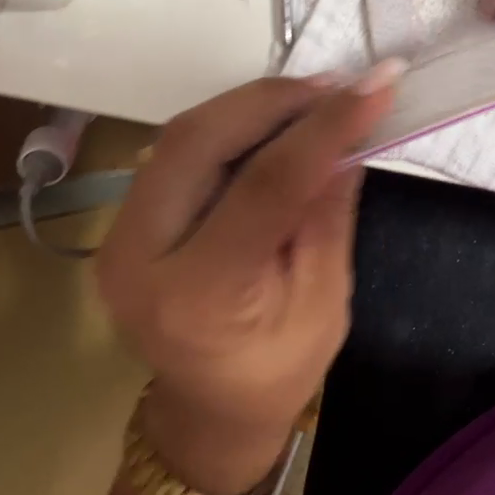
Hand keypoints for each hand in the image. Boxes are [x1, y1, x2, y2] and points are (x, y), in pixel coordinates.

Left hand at [93, 64, 399, 493]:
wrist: (210, 411)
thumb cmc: (279, 370)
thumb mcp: (326, 301)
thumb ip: (328, 213)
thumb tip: (348, 134)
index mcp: (200, 294)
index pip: (264, 186)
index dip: (324, 128)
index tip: (377, 87)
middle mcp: (138, 257)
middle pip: (199, 141)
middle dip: (273, 100)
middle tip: (337, 83)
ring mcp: (118, 235)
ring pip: (181, 135)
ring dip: (251, 105)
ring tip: (314, 95)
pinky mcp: (123, 221)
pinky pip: (178, 151)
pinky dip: (230, 125)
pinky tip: (274, 120)